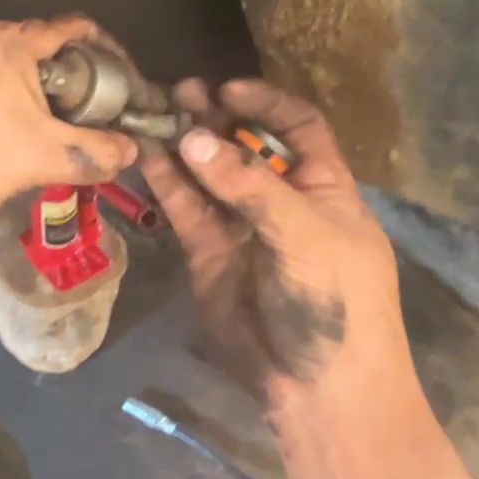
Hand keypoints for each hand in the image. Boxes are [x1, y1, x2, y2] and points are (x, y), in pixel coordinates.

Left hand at [0, 17, 138, 234]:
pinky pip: (5, 90)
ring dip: (57, 100)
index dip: (113, 52)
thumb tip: (132, 150)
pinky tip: (40, 142)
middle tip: (111, 116)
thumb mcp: (44, 156)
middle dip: (88, 81)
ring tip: (81, 135)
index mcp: (14, 42)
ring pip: (29, 74)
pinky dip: (30, 108)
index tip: (132, 85)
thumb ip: (97, 151)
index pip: (78, 27)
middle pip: (55, 50)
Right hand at [140, 78, 408, 411]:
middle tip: (179, 92)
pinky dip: (164, 177)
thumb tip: (191, 138)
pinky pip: (183, 204)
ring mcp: (240, 223)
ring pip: (206, 171)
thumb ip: (247, 184)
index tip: (228, 90)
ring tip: (152, 112)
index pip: (298, 128)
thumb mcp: (303, 234)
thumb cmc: (335, 302)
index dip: (267, 104)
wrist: (316, 389)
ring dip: (182, 142)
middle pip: (244, 143)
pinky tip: (143, 152)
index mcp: (324, 188)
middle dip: (214, 116)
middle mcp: (279, 198)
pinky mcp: (206, 249)